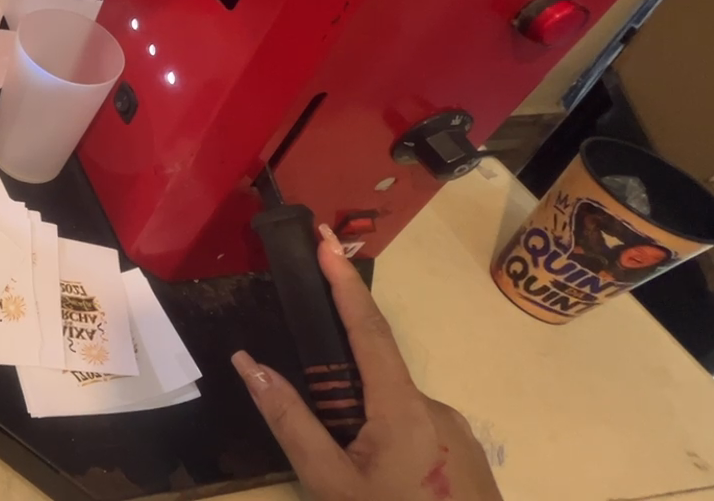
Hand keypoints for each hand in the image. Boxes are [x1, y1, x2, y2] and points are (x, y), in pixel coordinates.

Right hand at [232, 227, 502, 500]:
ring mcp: (457, 435)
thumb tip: (245, 360)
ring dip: (361, 421)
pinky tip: (379, 483)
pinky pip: (412, 428)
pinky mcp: (468, 460)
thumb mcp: (331, 484)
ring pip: (390, 405)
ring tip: (355, 478)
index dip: (343, 280)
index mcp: (402, 408)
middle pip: (373, 373)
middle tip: (326, 438)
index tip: (325, 238)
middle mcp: (435, 409)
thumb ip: (290, 420)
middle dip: (338, 385)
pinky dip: (384, 438)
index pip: (367, 328)